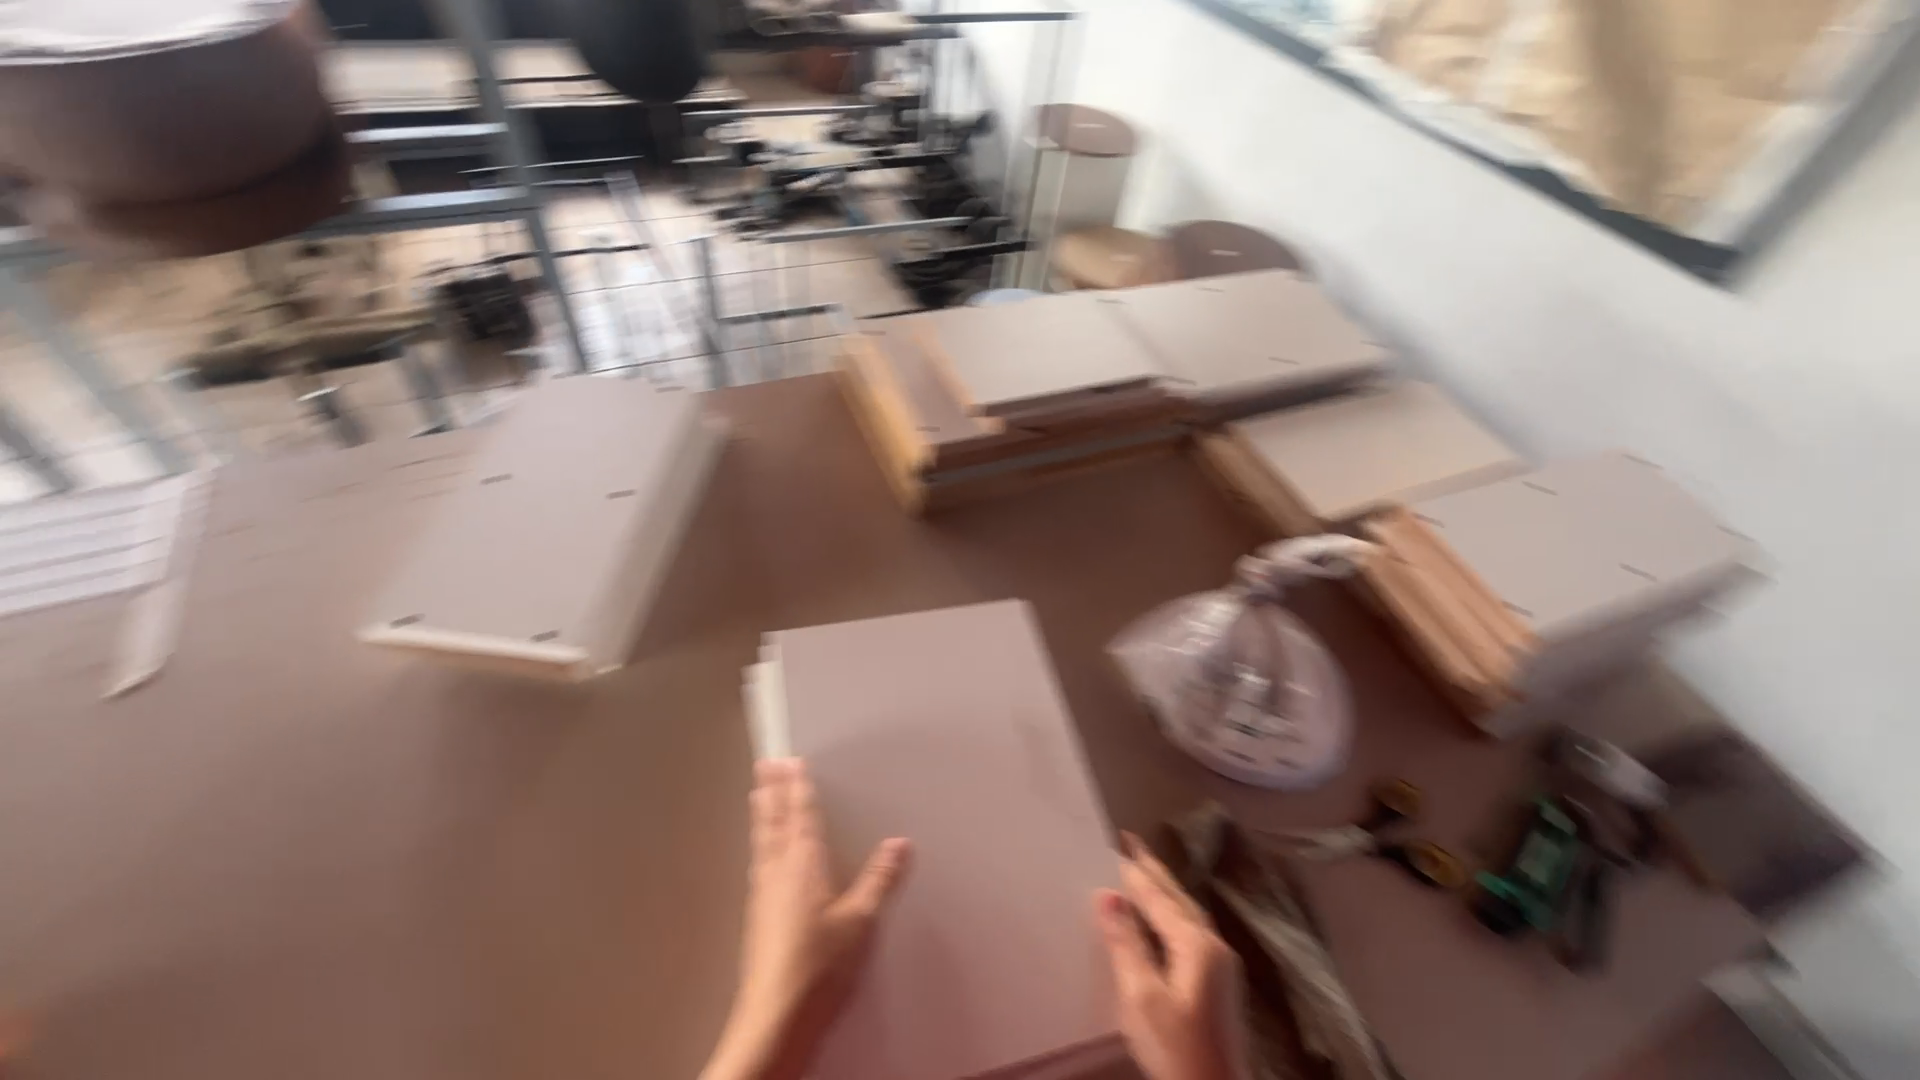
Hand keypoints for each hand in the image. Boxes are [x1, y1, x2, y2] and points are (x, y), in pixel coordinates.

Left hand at [702, 759, 911, 1079]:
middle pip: (774, 822)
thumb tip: (899, 843)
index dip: (798, 788)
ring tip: (757, 794)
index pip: (801, 816)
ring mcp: (764, 894)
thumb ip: (879, 879)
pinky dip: (761, 845)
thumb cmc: (820, 964)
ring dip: (762, 814)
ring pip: (763, 842)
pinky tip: (761, 854)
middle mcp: (779, 872)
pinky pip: (760, 863)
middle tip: (765, 763)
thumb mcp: (860, 920)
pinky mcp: (758, 916)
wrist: (776, 1015)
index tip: (792, 760)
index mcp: (804, 865)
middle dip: (772, 791)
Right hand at [1095, 834, 1250, 1079]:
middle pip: (1179, 898)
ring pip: (1188, 915)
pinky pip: (1190, 932)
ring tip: (1142, 872)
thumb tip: (1108, 895)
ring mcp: (1221, 967)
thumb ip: (1126, 943)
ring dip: (1164, 891)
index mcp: (1196, 945)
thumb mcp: (1141, 999)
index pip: (1158, 897)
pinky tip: (1161, 921)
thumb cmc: (1176, 1052)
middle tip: (1131, 843)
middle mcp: (1214, 947)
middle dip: (1154, 871)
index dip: (1134, 872)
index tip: (1116, 843)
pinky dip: (1171, 914)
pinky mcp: (1219, 986)